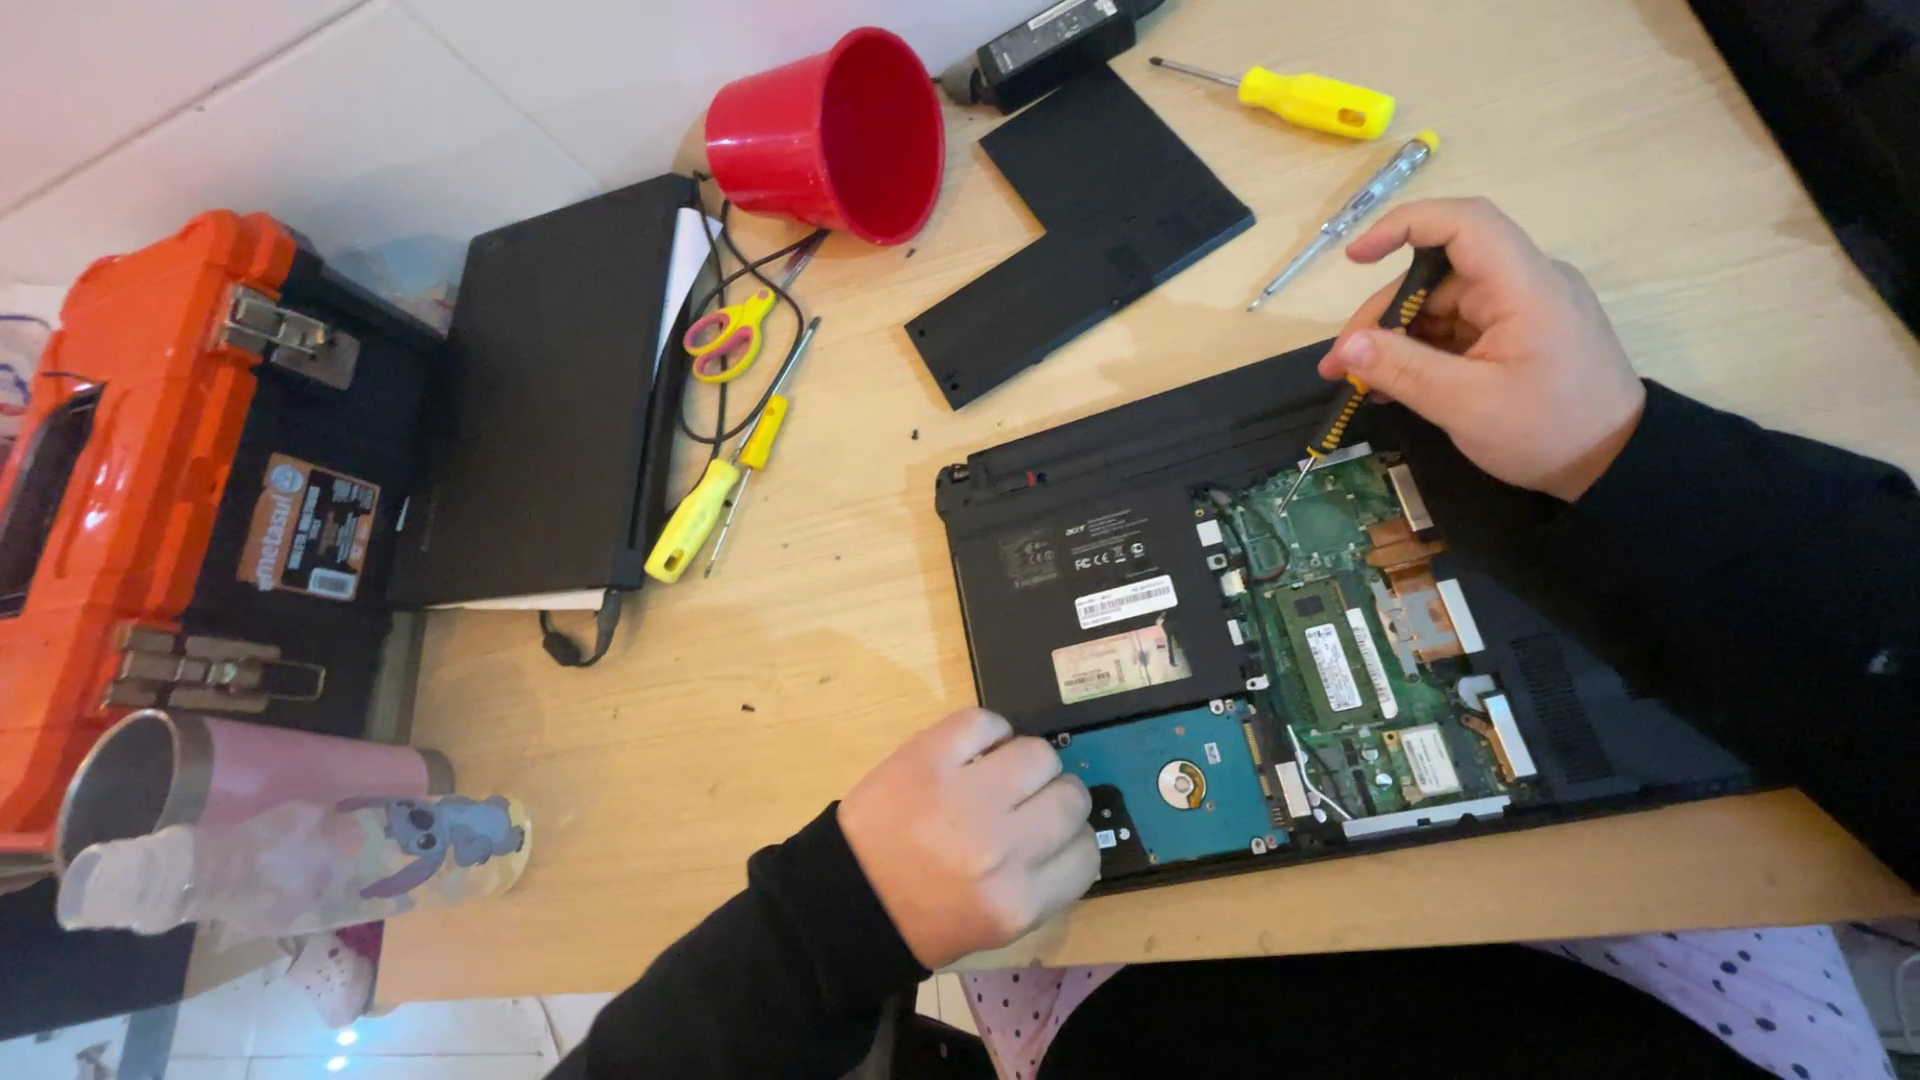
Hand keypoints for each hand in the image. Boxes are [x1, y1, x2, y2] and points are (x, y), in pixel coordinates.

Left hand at [838, 708, 1097, 969]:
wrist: (844, 897)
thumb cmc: (922, 917)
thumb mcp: (995, 924)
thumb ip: (1040, 881)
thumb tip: (1068, 829)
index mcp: (1019, 901)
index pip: (1087, 852)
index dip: (1074, 838)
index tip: (1053, 833)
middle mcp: (1004, 848)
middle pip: (1070, 797)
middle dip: (1055, 796)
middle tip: (1026, 800)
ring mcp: (966, 796)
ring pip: (1038, 754)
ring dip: (1026, 761)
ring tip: (999, 771)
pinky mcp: (931, 756)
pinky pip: (986, 722)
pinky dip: (989, 730)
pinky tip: (974, 749)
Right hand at [1318, 197, 1646, 501]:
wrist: (1613, 463)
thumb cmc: (1548, 430)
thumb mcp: (1466, 405)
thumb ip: (1403, 370)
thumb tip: (1347, 347)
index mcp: (1523, 287)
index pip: (1464, 225)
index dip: (1404, 226)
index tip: (1354, 258)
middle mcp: (1520, 285)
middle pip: (1434, 277)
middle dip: (1378, 317)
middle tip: (1338, 365)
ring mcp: (1515, 311)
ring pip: (1434, 308)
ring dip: (1389, 341)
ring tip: (1353, 383)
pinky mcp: (1509, 336)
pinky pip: (1448, 332)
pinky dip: (1412, 355)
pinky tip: (1384, 386)